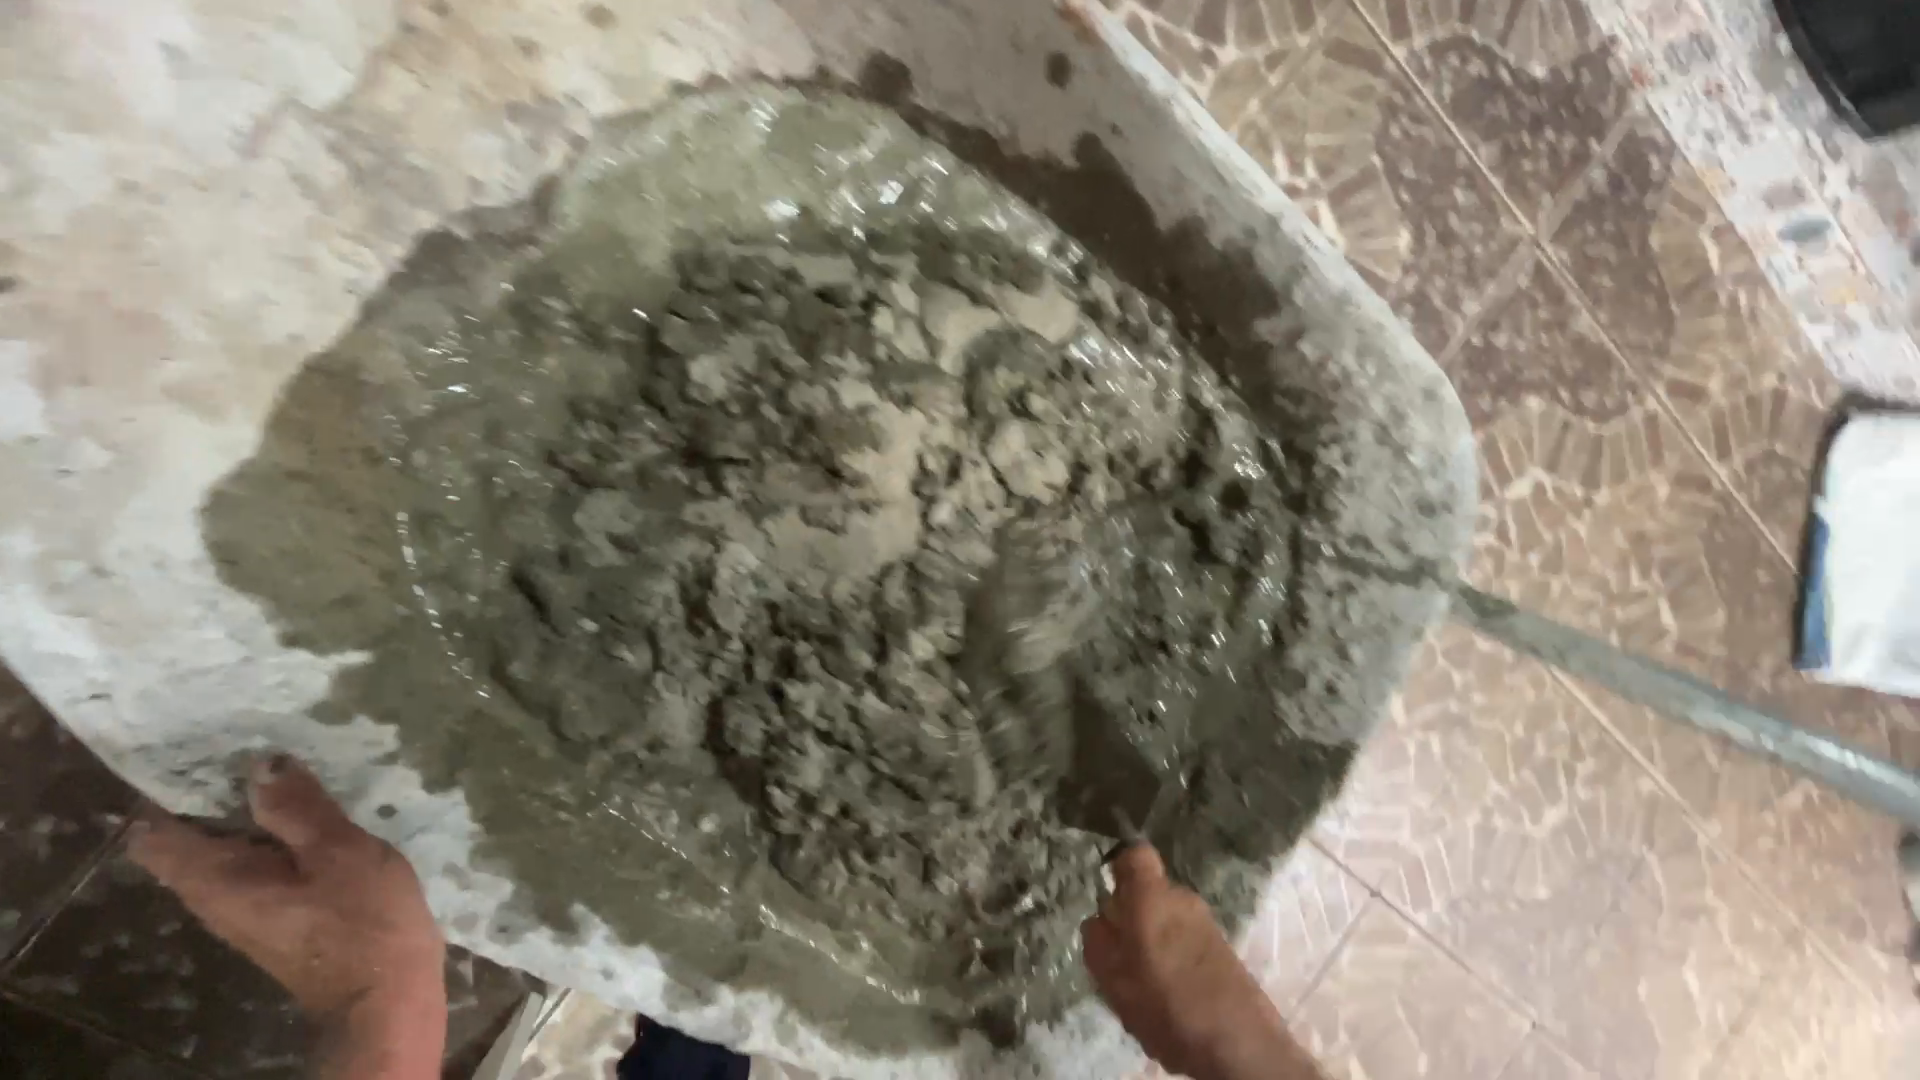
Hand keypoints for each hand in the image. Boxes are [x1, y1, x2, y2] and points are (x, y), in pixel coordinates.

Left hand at [130, 755, 447, 1077]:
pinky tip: (324, 818)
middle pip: (195, 837)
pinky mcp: (279, 913)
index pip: (157, 833)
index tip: (214, 753)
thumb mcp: (338, 851)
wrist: (384, 988)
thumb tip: (261, 765)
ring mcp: (247, 908)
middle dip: (225, 795)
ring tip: (304, 775)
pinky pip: (262, 863)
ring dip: (260, 814)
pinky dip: (281, 836)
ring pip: (233, 849)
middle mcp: (216, 895)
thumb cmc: (361, 917)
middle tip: (273, 749)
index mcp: (217, 878)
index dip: (174, 791)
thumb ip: (298, 808)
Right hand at [1082, 845, 1321, 1079]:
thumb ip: (1097, 939)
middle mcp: (1181, 897)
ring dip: (1152, 941)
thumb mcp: (1112, 977)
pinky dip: (1173, 957)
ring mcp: (1206, 921)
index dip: (1118, 867)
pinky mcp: (1222, 946)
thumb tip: (1098, 918)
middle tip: (1119, 955)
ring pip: (1166, 918)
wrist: (1241, 1045)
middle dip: (1131, 915)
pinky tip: (1170, 995)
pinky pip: (1185, 938)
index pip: (1134, 853)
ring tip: (1144, 983)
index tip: (1107, 893)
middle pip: (1147, 891)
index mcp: (1150, 895)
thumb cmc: (1166, 1004)